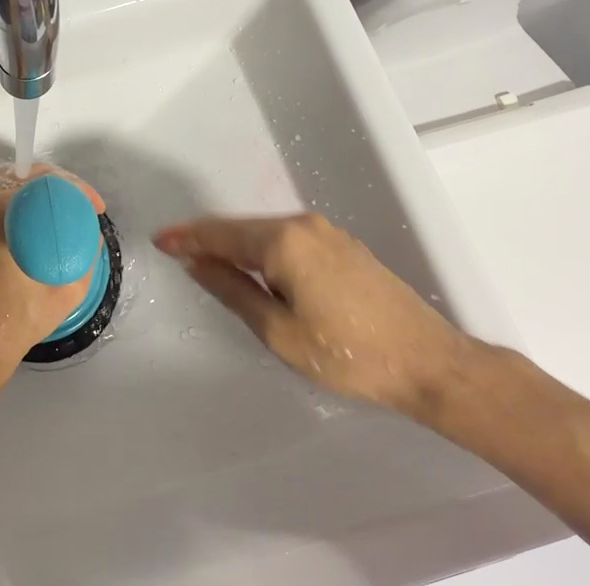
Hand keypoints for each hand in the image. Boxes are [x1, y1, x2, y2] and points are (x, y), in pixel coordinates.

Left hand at [0, 165, 105, 379]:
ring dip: (37, 190)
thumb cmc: (15, 320)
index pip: (46, 181)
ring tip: (62, 209)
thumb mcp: (66, 292)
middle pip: (25, 174)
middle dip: (59, 184)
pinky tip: (34, 219)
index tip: (95, 206)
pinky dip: (16, 201)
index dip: (77, 187)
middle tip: (82, 204)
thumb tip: (91, 236)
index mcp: (0, 211)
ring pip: (7, 183)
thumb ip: (84, 258)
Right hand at [153, 214, 478, 418]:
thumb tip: (198, 263)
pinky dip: (263, 250)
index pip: (221, 234)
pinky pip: (289, 241)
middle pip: (243, 229)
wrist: (430, 363)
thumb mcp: (279, 331)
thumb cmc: (348, 354)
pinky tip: (254, 268)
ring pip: (266, 234)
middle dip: (208, 239)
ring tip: (207, 261)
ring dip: (236, 246)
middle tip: (176, 249)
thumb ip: (233, 291)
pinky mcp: (344, 248)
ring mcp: (328, 234)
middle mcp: (304, 226)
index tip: (158, 240)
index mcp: (284, 242)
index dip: (187, 238)